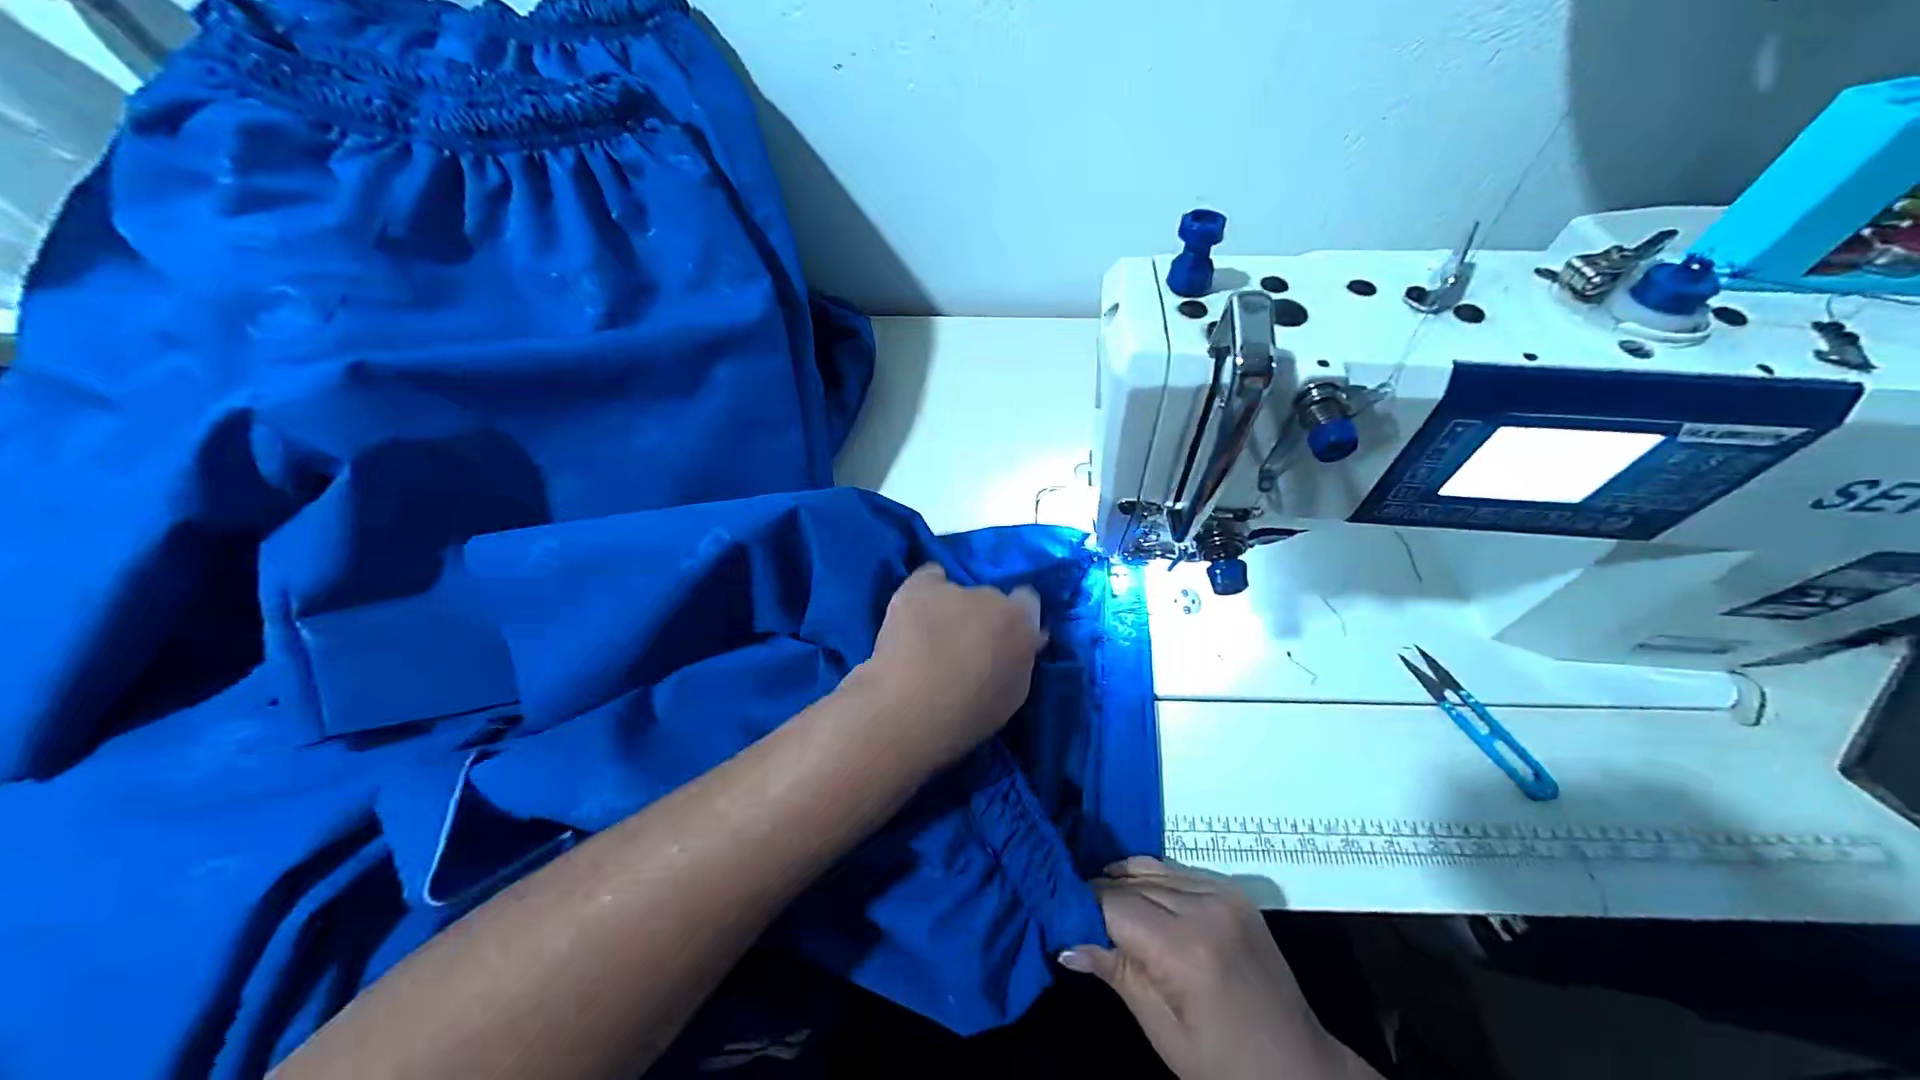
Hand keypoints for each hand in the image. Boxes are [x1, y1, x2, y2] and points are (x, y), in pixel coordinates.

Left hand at [851, 563, 1046, 768]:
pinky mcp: (917, 588)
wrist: (912, 709)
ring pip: (957, 592)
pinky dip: (924, 591)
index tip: (1002, 640)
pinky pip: (927, 579)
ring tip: (929, 639)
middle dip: (981, 617)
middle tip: (963, 648)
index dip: (1015, 619)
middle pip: (991, 598)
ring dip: (950, 608)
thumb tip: (1023, 644)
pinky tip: (914, 612)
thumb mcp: (1012, 695)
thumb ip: (1019, 661)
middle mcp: (992, 596)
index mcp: (1022, 623)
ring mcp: (953, 589)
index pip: (1028, 602)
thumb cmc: (969, 715)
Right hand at [1060, 858, 1380, 1079]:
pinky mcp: (1233, 891)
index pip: (1114, 905)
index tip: (1058, 915)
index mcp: (1187, 947)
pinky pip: (1177, 872)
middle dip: (1098, 895)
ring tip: (1099, 904)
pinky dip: (1152, 880)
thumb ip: (1116, 974)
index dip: (1082, 907)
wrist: (1301, 1067)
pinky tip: (1138, 899)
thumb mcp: (1163, 1031)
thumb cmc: (1226, 1066)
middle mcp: (1206, 906)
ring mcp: (1224, 893)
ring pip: (1151, 869)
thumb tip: (1065, 944)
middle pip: (1130, 883)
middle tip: (1072, 913)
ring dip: (1122, 883)